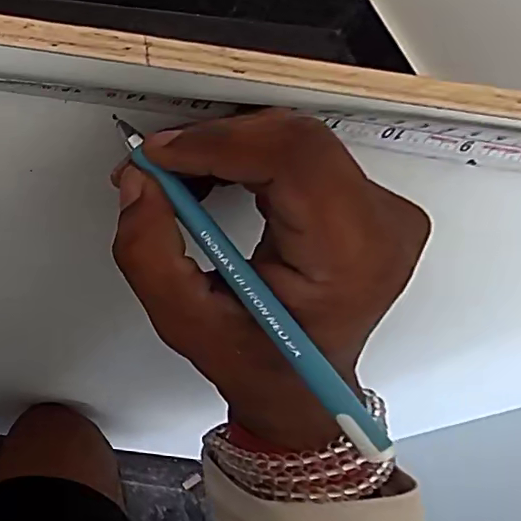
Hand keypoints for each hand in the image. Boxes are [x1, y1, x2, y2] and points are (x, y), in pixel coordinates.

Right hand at [111, 109, 428, 449]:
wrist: (298, 384)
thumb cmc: (254, 361)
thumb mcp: (181, 318)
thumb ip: (147, 248)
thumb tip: (140, 181)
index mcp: (348, 259)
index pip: (293, 160)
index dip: (217, 144)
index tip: (160, 155)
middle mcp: (380, 224)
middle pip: (292, 139)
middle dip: (211, 141)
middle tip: (156, 165)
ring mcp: (379, 207)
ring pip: (291, 136)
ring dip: (222, 146)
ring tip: (176, 178)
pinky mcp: (363, 198)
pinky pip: (297, 150)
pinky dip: (242, 153)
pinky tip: (209, 178)